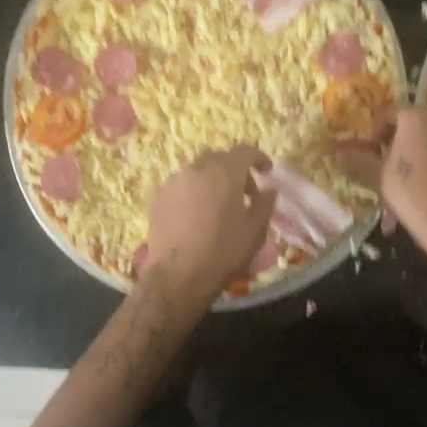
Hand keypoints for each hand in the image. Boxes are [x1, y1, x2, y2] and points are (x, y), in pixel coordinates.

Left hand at [141, 144, 276, 307]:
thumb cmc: (223, 252)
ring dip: (210, 180)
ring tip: (216, 206)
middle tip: (243, 194)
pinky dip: (192, 192)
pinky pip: (180, 186)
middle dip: (234, 170)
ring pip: (197, 171)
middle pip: (219, 158)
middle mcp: (196, 169)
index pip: (244, 151)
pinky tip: (194, 216)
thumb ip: (265, 203)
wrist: (179, 275)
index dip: (258, 158)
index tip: (266, 172)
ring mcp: (173, 182)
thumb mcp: (255, 230)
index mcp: (224, 172)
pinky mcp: (158, 197)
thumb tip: (268, 189)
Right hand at [336, 105, 426, 274]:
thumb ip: (358, 159)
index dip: (376, 132)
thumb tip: (334, 152)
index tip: (371, 153)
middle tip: (388, 162)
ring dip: (418, 145)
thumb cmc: (410, 193)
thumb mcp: (378, 175)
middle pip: (413, 120)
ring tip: (410, 172)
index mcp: (415, 117)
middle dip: (398, 137)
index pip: (389, 113)